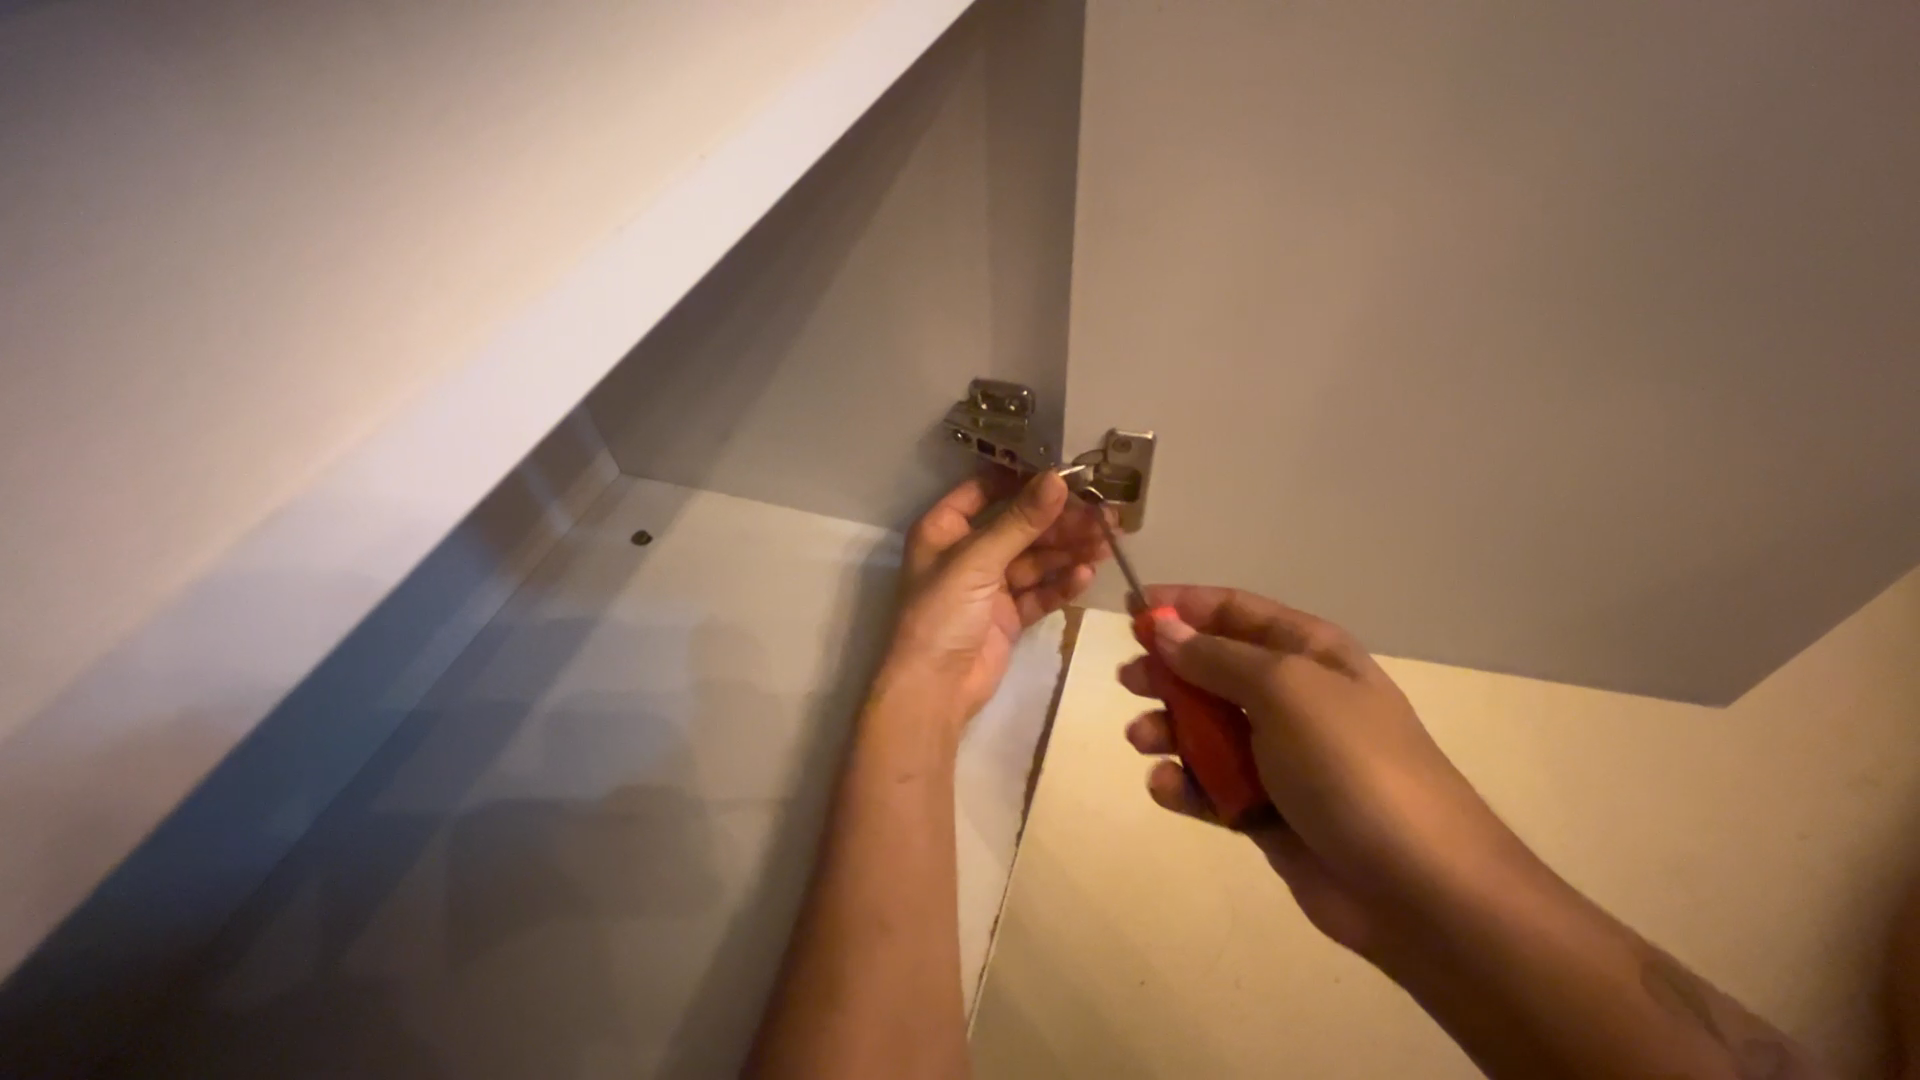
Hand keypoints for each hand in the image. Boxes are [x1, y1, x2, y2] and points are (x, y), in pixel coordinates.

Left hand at [885, 469, 1108, 723]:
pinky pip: (1041, 591)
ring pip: (1036, 559)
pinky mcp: (1009, 615)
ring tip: (1106, 542)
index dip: (1024, 481)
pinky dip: (1062, 584)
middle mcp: (967, 552)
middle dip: (1061, 522)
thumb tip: (1057, 479)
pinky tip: (1086, 575)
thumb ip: (1020, 521)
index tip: (1068, 475)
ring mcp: (989, 585)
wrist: (934, 689)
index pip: (986, 490)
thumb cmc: (941, 613)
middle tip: (1104, 515)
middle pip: (1020, 526)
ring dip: (1070, 550)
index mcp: (944, 529)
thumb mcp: (977, 560)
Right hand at [1118, 586, 1536, 958]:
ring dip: (1166, 728)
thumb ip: (1216, 658)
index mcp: (1307, 652)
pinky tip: (1169, 789)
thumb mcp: (1285, 690)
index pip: (1233, 610)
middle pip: (1211, 668)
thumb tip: (1165, 628)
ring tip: (1143, 741)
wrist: (1416, 886)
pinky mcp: (1263, 809)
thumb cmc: (1350, 765)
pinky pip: (1209, 784)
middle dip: (1166, 670)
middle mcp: (1291, 697)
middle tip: (1129, 681)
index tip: (1129, 612)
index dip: (1181, 605)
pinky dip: (1183, 784)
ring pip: (1203, 728)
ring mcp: (1277, 756)